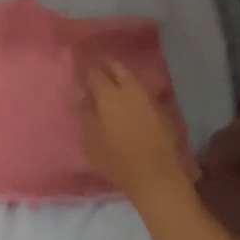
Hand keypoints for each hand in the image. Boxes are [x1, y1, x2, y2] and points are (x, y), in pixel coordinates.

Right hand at [78, 55, 190, 202]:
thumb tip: (82, 94)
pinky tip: (129, 96)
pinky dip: (133, 89)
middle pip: (118, 68)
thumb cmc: (115, 159)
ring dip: (122, 75)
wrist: (155, 174)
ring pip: (133, 78)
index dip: (85, 67)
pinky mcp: (161, 109)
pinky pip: (143, 91)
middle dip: (107, 64)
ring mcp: (149, 98)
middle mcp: (130, 90)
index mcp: (109, 94)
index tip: (78, 65)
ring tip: (112, 80)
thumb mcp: (91, 139)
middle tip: (97, 65)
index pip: (94, 73)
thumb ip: (85, 113)